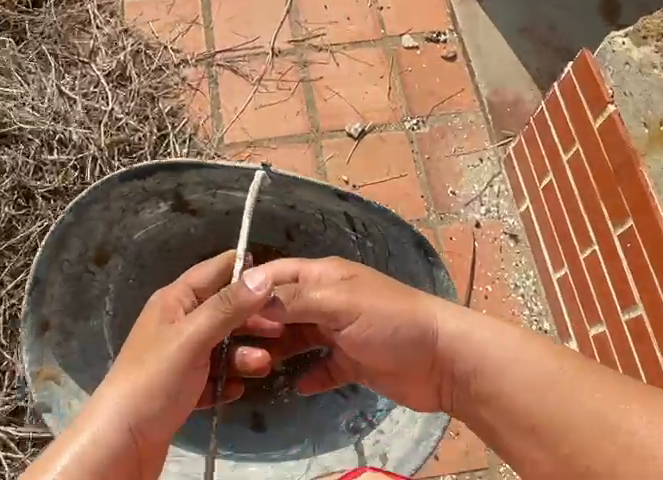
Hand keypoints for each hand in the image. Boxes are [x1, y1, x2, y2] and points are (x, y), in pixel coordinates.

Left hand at [78, 252, 280, 473]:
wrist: (121, 443)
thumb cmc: (155, 380)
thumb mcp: (193, 337)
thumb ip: (228, 307)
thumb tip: (263, 275)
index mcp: (176, 300)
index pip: (216, 270)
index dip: (246, 273)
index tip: (280, 284)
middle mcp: (178, 322)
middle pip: (223, 310)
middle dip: (251, 319)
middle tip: (281, 330)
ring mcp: (179, 356)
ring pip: (220, 345)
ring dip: (242, 353)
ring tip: (264, 365)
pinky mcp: (181, 388)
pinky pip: (212, 376)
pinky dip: (226, 380)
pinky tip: (236, 389)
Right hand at [248, 256, 461, 413]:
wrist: (441, 358)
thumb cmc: (388, 320)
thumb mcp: (338, 303)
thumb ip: (295, 301)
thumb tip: (250, 300)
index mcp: (323, 276)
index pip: (276, 274)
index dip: (249, 288)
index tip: (221, 310)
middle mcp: (327, 299)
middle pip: (283, 308)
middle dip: (259, 324)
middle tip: (234, 347)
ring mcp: (340, 331)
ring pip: (299, 338)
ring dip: (280, 351)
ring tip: (256, 369)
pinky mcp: (353, 361)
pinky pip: (323, 368)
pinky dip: (308, 376)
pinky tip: (295, 387)